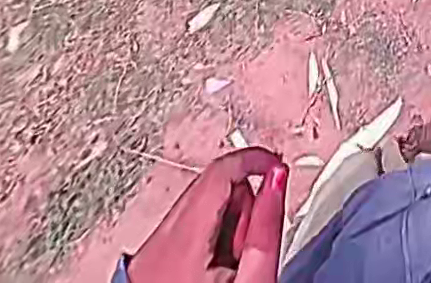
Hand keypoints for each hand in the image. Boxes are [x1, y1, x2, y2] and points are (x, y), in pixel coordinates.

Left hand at [127, 147, 287, 282]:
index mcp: (185, 235)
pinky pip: (192, 225)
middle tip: (247, 246)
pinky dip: (211, 237)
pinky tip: (214, 270)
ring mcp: (154, 245)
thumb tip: (277, 180)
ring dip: (228, 222)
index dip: (257, 161)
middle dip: (243, 205)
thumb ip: (266, 228)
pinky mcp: (152, 256)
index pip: (225, 168)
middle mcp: (163, 233)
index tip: (278, 168)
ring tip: (229, 264)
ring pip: (205, 203)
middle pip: (216, 185)